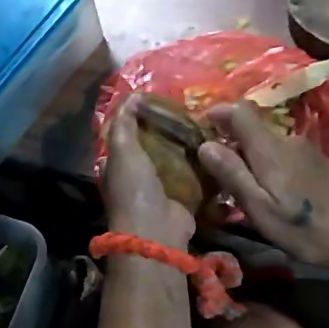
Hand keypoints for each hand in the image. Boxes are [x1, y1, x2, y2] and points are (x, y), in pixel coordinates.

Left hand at [101, 95, 196, 249]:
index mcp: (116, 165)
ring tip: (202, 122)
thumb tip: (132, 96)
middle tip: (186, 109)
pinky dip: (199, 163)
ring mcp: (160, 188)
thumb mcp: (123, 150)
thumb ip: (125, 123)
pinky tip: (212, 145)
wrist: (157, 230)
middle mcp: (136, 176)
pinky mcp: (182, 197)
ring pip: (172, 159)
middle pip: (150, 146)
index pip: (123, 135)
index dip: (135, 118)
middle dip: (165, 130)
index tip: (155, 99)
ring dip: (185, 145)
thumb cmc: (135, 189)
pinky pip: (191, 175)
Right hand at [196, 103, 328, 278]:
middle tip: (215, 169)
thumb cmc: (305, 228)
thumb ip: (233, 174)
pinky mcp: (317, 162)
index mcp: (271, 148)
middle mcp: (288, 140)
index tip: (202, 126)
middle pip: (253, 128)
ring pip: (268, 143)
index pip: (240, 111)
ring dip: (250, 156)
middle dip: (231, 141)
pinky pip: (282, 153)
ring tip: (240, 184)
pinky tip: (269, 189)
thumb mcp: (261, 208)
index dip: (219, 113)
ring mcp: (306, 150)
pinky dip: (268, 164)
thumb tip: (204, 145)